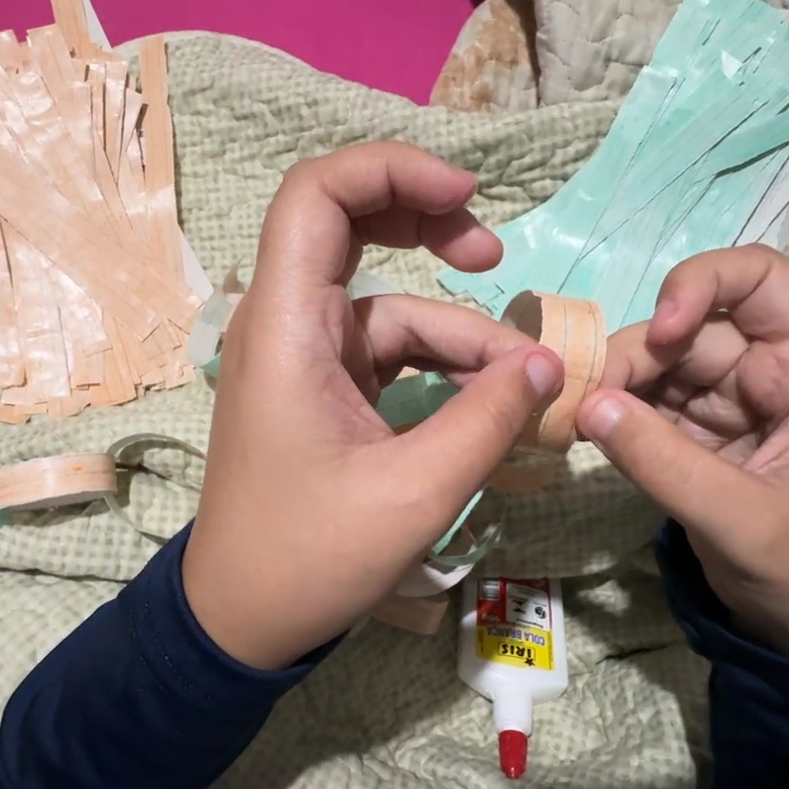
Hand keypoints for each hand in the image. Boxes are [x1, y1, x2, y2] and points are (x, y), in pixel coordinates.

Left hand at [185, 142, 564, 669]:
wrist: (243, 619)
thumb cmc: (309, 556)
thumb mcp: (414, 492)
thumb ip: (487, 419)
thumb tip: (546, 363)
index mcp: (286, 326)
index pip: (317, 195)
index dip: (391, 170)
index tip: (468, 195)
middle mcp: (288, 324)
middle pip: (347, 225)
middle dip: (427, 225)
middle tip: (492, 254)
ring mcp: (305, 358)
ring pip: (389, 307)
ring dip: (457, 332)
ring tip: (523, 381)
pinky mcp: (324, 390)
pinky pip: (389, 353)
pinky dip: (440, 365)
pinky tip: (488, 396)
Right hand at [576, 245, 788, 670]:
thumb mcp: (745, 522)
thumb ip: (664, 461)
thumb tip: (586, 405)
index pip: (762, 280)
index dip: (704, 284)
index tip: (660, 332)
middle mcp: (772, 373)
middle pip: (692, 327)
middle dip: (636, 355)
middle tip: (583, 400)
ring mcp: (732, 407)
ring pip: (662, 367)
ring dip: (615, 386)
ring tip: (573, 419)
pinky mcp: (700, 440)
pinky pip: (649, 409)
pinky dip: (615, 416)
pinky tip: (584, 430)